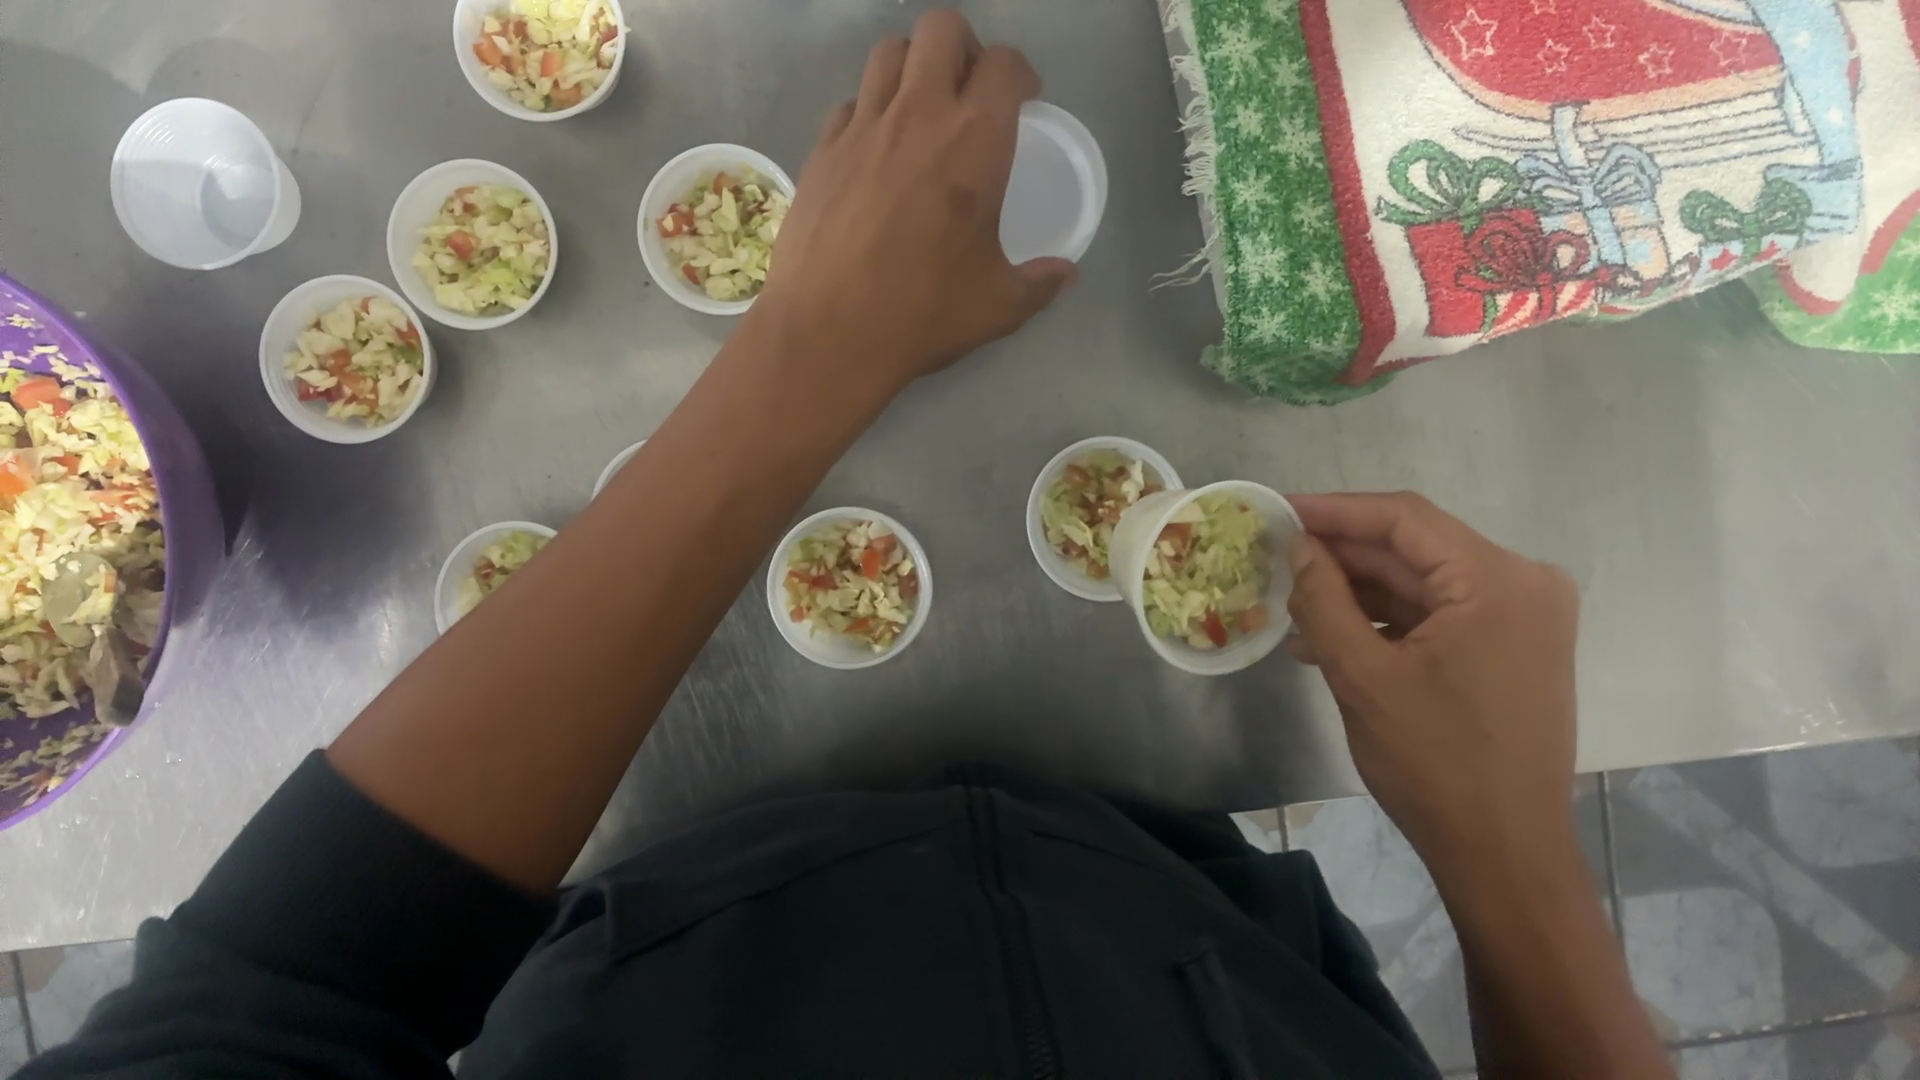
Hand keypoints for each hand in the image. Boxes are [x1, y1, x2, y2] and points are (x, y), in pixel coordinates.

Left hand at [750, 10, 1077, 396]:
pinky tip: (875, 155)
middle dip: (964, 48)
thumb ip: (1039, 284)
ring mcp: (862, 128)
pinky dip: (869, 113)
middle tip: (970, 93)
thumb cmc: (922, 314)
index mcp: (974, 141)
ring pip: (888, 54)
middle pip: (941, 29)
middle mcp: (917, 115)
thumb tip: (1066, 275)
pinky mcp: (821, 152)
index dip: (1019, 74)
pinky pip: (850, 105)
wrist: (827, 333)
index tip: (1023, 101)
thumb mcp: (998, 306)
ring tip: (921, 114)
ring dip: (913, 69)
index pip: (1004, 64)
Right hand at [1283, 493, 1580, 878]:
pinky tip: (1325, 639)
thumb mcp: (1361, 674)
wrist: (1502, 849)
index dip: (1335, 510)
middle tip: (1275, 556)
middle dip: (1340, 556)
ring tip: (1289, 606)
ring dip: (1353, 593)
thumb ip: (1322, 599)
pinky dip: (1381, 622)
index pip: (1404, 519)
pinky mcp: (1506, 648)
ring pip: (1418, 584)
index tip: (1278, 510)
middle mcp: (1521, 585)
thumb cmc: (1433, 760)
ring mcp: (1518, 619)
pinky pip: (1433, 616)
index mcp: (1498, 581)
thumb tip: (1298, 546)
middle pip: (1412, 550)